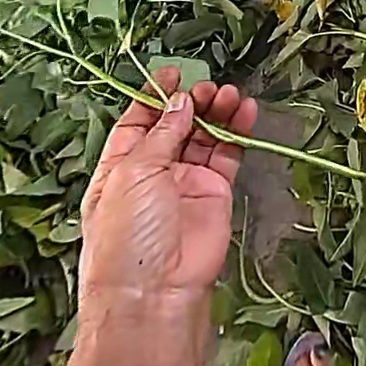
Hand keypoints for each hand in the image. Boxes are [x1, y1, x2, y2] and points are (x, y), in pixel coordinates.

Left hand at [77, 67, 259, 313]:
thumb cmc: (128, 235)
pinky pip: (228, 153)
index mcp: (121, 167)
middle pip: (176, 124)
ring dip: (217, 112)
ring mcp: (186, 181)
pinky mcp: (216, 191)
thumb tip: (181, 101)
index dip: (156, 95)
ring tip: (229, 94)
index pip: (139, 121)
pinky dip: (237, 132)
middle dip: (192, 102)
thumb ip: (162, 133)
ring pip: (205, 135)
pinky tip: (245, 112)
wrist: (157, 293)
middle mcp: (154, 171)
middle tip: (208, 88)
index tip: (174, 72)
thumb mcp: (134, 174)